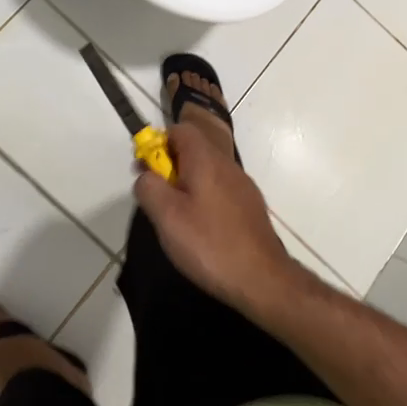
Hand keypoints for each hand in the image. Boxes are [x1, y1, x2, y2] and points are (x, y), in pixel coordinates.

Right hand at [132, 123, 311, 314]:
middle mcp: (227, 164)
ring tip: (175, 218)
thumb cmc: (209, 244)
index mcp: (206, 159)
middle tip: (155, 199)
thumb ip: (149, 188)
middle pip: (193, 150)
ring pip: (206, 172)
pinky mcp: (250, 205)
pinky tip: (200, 230)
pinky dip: (204, 199)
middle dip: (170, 167)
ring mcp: (242, 185)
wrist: (261, 277)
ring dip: (186, 186)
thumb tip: (145, 175)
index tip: (145, 171)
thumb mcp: (167, 216)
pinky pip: (220, 190)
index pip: (180, 129)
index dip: (158, 144)